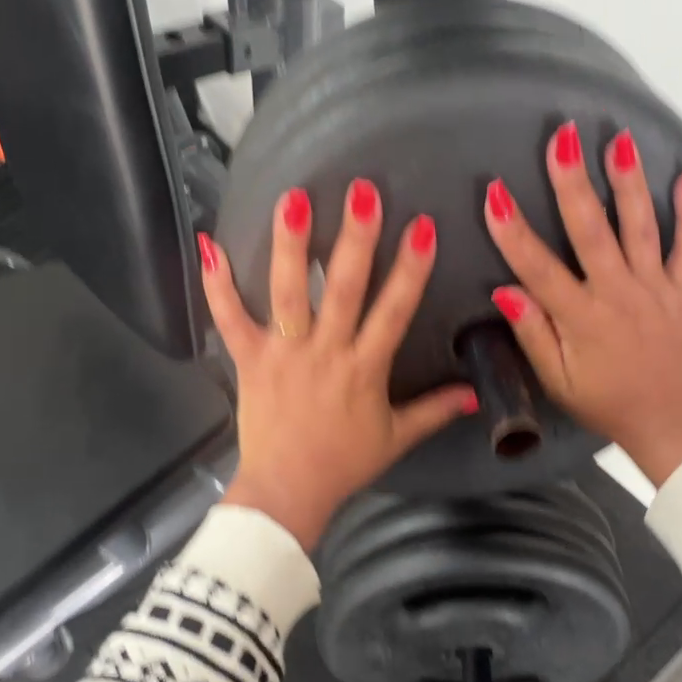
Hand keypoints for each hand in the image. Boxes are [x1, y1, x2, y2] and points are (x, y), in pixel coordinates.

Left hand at [200, 182, 476, 549]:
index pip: (394, 311)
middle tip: (362, 191)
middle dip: (356, 238)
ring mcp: (284, 354)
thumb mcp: (396, 438)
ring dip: (291, 246)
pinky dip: (218, 286)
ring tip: (294, 199)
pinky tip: (208, 245)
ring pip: (288, 293)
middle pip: (345, 289)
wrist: (288, 491)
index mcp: (365, 369)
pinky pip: (231, 320)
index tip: (423, 228)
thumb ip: (434, 411)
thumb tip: (472, 393)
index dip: (411, 270)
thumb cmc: (344, 464)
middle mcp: (326, 352)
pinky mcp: (249, 361)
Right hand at [483, 123, 681, 486]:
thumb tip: (506, 290)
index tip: (494, 195)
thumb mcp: (558, 381)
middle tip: (562, 137)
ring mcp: (654, 288)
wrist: (665, 418)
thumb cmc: (603, 401)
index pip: (539, 269)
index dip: (513, 232)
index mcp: (582, 319)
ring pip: (640, 228)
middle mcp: (618, 295)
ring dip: (628, 182)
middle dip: (573, 183)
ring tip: (620, 140)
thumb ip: (534, 335)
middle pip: (592, 232)